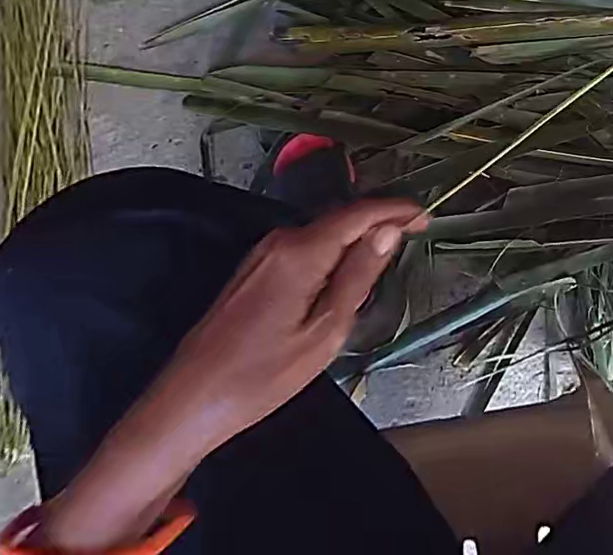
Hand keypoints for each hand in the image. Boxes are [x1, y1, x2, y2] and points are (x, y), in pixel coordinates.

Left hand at [156, 199, 427, 449]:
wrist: (187, 402)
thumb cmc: (261, 376)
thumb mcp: (324, 332)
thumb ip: (358, 275)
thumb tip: (389, 229)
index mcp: (301, 252)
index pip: (359, 214)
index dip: (395, 210)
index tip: (425, 215)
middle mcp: (280, 240)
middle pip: (340, 220)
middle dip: (377, 224)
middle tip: (412, 238)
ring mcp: (263, 252)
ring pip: (322, 234)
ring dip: (354, 240)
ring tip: (383, 259)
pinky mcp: (253, 268)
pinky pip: (304, 247)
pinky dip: (331, 252)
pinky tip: (342, 275)